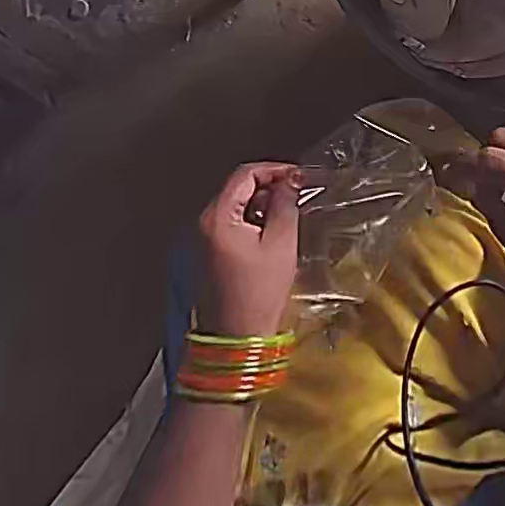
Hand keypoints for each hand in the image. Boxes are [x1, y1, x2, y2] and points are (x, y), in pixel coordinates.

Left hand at [196, 162, 302, 334]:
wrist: (238, 336)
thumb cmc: (259, 292)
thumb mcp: (280, 243)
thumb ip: (285, 205)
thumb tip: (290, 181)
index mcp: (219, 217)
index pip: (245, 174)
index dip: (274, 169)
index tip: (297, 175)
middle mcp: (208, 221)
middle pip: (239, 186)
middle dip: (270, 184)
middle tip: (297, 190)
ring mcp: (208, 235)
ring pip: (238, 202)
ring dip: (264, 200)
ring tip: (289, 209)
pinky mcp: (214, 248)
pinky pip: (236, 220)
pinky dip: (256, 216)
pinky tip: (274, 228)